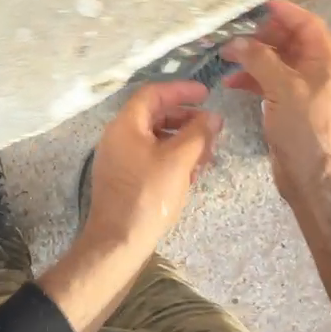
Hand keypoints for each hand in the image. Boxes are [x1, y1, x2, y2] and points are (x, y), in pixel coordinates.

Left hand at [78, 81, 222, 259]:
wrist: (119, 241)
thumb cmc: (148, 195)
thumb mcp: (179, 160)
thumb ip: (198, 134)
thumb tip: (213, 117)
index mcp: (125, 125)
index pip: (153, 94)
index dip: (181, 90)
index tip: (206, 94)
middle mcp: (117, 137)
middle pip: (154, 115)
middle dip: (185, 119)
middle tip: (211, 129)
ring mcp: (118, 159)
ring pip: (154, 138)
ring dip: (181, 141)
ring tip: (206, 155)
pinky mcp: (122, 178)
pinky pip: (149, 157)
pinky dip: (171, 158)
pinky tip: (190, 173)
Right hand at [222, 0, 330, 209]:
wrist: (312, 179)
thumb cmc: (305, 131)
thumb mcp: (283, 89)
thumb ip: (260, 60)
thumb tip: (236, 42)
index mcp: (324, 62)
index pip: (307, 24)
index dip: (285, 12)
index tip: (257, 6)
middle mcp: (315, 73)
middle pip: (288, 42)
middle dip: (261, 35)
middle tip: (235, 34)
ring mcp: (301, 92)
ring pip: (275, 63)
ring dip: (252, 57)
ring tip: (226, 56)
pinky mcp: (287, 108)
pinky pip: (268, 84)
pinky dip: (250, 80)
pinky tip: (231, 82)